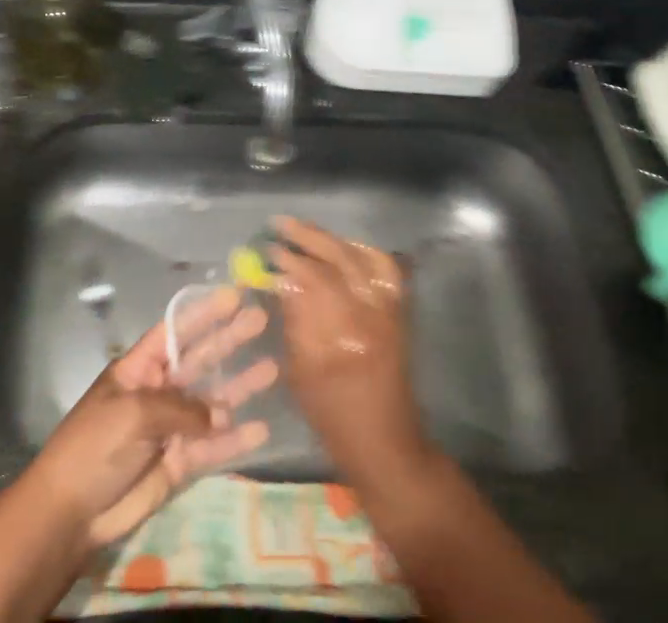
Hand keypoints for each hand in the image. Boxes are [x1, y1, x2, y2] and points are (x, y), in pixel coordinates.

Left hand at [23, 285, 277, 546]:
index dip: (201, 315)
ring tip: (272, 370)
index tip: (233, 297)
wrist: (73, 510)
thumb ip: (181, 409)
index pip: (174, 334)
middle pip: (199, 361)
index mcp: (137, 371)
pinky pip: (212, 446)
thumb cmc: (94, 447)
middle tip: (261, 320)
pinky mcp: (179, 462)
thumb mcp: (134, 414)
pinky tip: (261, 430)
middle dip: (228, 341)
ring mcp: (170, 428)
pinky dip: (235, 440)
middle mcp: (157, 392)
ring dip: (239, 386)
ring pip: (212, 403)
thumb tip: (221, 414)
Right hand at [272, 217, 429, 483]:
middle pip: (342, 257)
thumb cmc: (334, 415)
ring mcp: (391, 310)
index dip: (289, 260)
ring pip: (365, 257)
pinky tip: (343, 250)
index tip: (267, 250)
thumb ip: (296, 322)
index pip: (314, 278)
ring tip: (307, 232)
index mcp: (344, 331)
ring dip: (334, 240)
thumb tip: (282, 283)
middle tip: (280, 226)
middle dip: (309, 237)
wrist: (386, 441)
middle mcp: (373, 313)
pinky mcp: (400, 313)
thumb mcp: (302, 372)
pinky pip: (386, 270)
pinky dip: (363, 253)